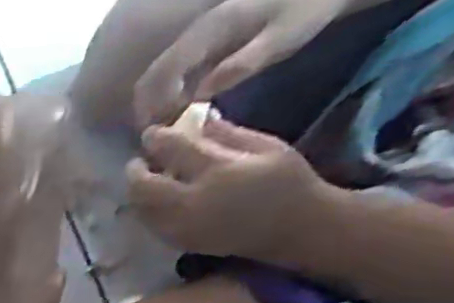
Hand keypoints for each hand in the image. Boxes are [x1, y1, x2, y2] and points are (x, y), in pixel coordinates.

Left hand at [128, 114, 330, 260]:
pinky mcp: (176, 241)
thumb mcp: (267, 147)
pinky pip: (149, 223)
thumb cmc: (285, 181)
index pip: (175, 151)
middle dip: (135, 171)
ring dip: (136, 192)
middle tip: (139, 162)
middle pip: (143, 186)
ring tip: (146, 179)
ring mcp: (179, 225)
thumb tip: (201, 119)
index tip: (150, 134)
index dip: (157, 140)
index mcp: (217, 172)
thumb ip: (229, 135)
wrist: (290, 228)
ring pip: (140, 208)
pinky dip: (145, 209)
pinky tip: (155, 199)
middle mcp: (190, 201)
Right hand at [134, 0, 353, 126]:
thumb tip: (201, 94)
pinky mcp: (199, 51)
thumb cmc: (307, 7)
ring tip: (166, 131)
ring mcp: (194, 43)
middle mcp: (193, 37)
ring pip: (154, 81)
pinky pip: (169, 79)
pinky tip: (179, 115)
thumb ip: (244, 63)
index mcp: (209, 32)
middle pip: (149, 78)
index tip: (164, 129)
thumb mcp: (284, 36)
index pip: (164, 72)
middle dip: (146, 111)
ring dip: (152, 108)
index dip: (156, 104)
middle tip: (157, 138)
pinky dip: (164, 101)